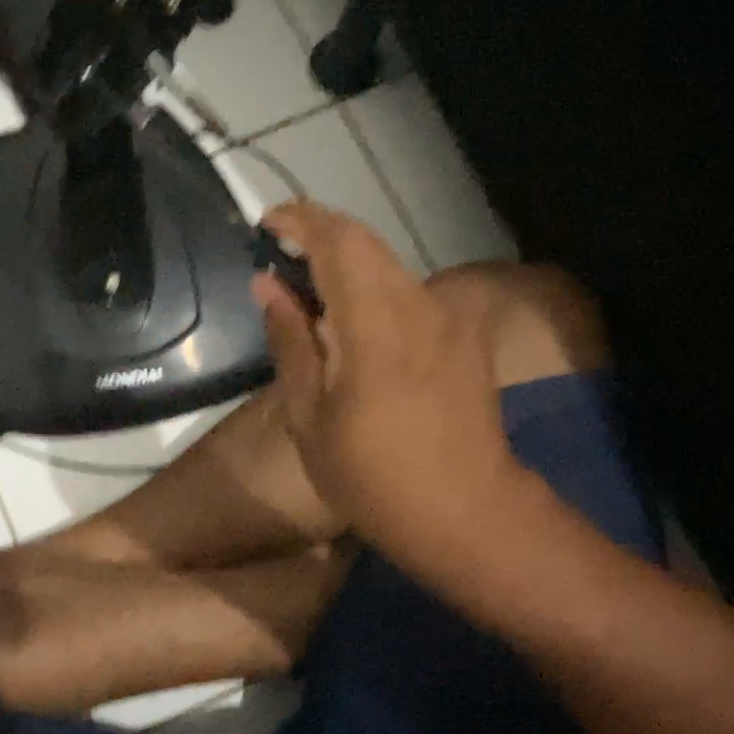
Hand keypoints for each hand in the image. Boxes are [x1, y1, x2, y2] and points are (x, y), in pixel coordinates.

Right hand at [253, 202, 529, 574]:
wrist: (467, 512)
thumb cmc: (373, 477)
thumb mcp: (309, 419)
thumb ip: (289, 342)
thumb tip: (268, 285)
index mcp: (376, 323)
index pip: (338, 239)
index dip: (299, 220)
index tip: (266, 227)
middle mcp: (420, 303)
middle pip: (365, 242)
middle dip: (319, 238)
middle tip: (279, 264)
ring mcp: (449, 317)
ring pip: (388, 266)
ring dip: (346, 267)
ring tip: (310, 302)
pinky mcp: (465, 334)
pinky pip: (409, 294)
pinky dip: (373, 293)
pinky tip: (355, 332)